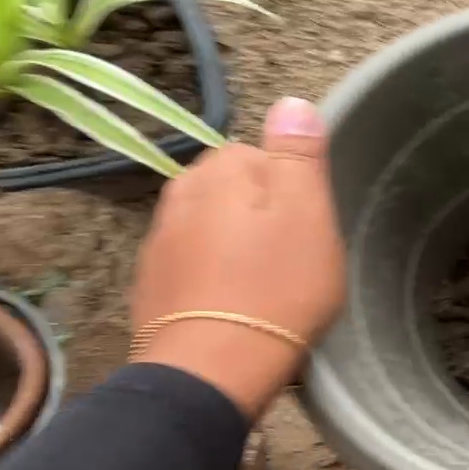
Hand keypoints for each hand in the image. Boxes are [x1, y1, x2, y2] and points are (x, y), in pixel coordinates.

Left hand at [130, 97, 346, 418]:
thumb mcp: (307, 214)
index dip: (294, 183)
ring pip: (216, 222)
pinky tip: (246, 296)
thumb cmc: (277, 286)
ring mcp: (160, 243)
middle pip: (235, 184)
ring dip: (243, 238)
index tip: (312, 220)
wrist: (214, 367)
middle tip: (300, 247)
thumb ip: (299, 155)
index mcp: (217, 175)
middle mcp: (179, 198)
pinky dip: (222, 269)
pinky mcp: (156, 283)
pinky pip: (199, 258)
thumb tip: (292, 102)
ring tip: (276, 275)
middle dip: (266, 206)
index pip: (260, 151)